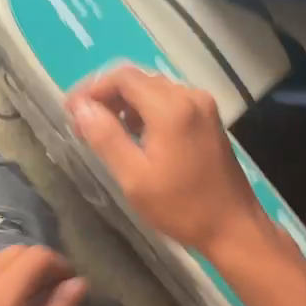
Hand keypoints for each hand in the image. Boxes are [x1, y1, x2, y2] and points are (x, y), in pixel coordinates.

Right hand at [65, 66, 268, 253]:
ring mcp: (202, 106)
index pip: (123, 77)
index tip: (71, 110)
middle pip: (139, 79)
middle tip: (83, 121)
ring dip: (126, 102)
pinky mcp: (208, 119)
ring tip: (104, 129)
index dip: (93, 88)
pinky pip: (170, 101)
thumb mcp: (134, 177)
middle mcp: (189, 96)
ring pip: (154, 89)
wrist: (234, 227)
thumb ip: (106, 137)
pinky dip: (147, 109)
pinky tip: (134, 134)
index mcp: (171, 108)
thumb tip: (80, 108)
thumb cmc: (181, 207)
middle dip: (107, 95)